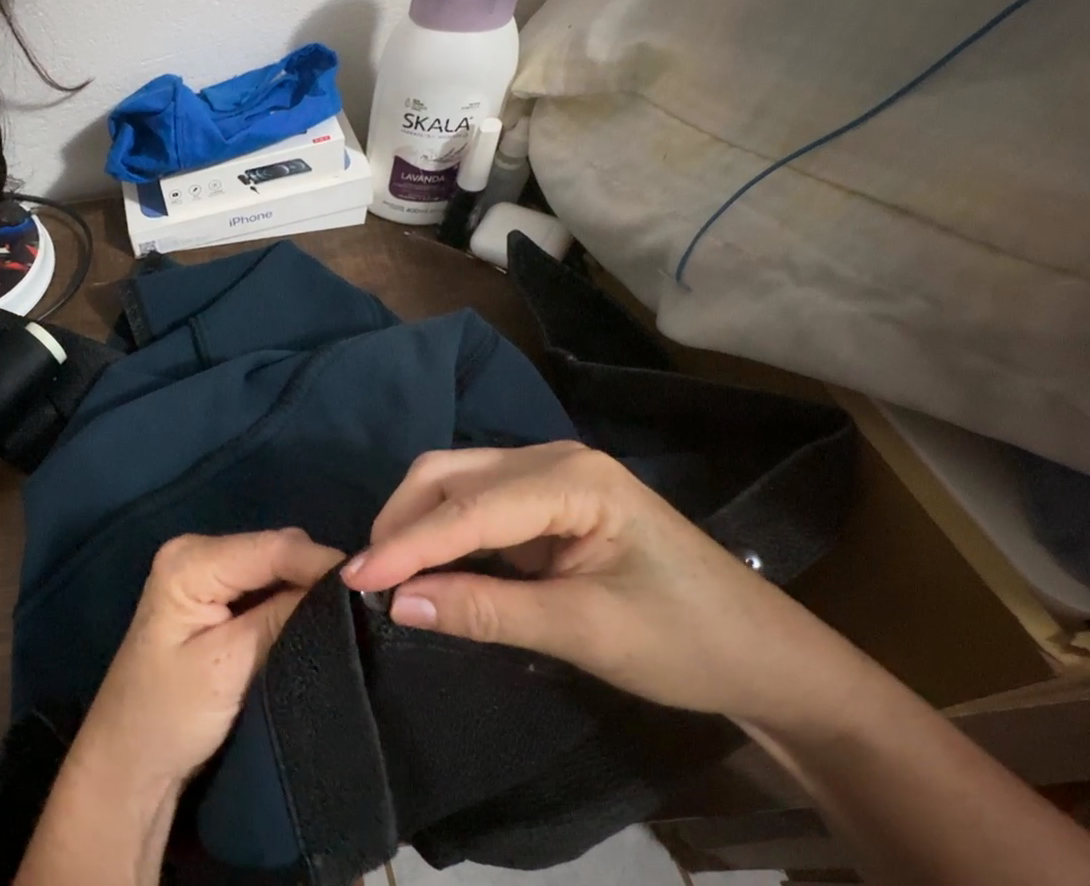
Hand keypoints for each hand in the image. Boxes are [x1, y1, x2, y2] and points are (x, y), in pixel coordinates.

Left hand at [74, 529, 345, 789]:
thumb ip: (281, 617)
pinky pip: (266, 585)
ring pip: (275, 566)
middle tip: (365, 608)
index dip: (324, 564)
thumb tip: (342, 584)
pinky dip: (292, 599)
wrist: (131, 759)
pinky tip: (317, 619)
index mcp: (190, 560)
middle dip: (319, 574)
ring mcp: (205, 574)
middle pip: (276, 549)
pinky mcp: (216, 598)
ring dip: (309, 587)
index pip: (273, 547)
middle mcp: (196, 553)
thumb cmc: (169, 714)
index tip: (374, 591)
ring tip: (351, 614)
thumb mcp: (229, 665)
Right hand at [341, 441, 863, 725]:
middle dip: (401, 523)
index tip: (352, 580)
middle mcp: (554, 460)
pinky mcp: (545, 504)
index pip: (468, 509)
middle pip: (449, 476)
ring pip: (454, 484)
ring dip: (415, 526)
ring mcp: (549, 478)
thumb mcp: (585, 632)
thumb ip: (486, 611)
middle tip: (365, 579)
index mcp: (574, 479)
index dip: (406, 546)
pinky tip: (424, 566)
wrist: (769, 660)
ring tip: (384, 575)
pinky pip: (474, 507)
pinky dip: (440, 535)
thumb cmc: (689, 643)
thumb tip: (395, 604)